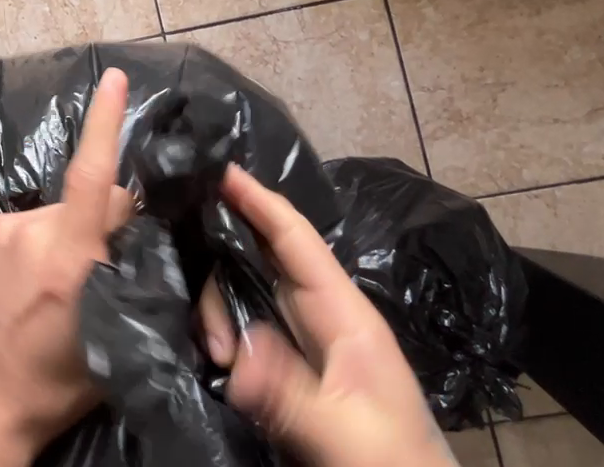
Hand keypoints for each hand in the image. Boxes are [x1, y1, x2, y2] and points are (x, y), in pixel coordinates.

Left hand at [0, 68, 134, 466]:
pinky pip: (26, 219)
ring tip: (56, 282)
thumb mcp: (117, 335)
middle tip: (99, 265)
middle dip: (105, 217)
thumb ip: (127, 269)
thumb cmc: (60, 380)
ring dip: (67, 231)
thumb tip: (130, 217)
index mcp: (70, 261)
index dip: (105, 125)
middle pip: (89, 196)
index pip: (93, 178)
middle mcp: (30, 232)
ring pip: (57, 209)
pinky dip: (37, 237)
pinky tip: (27, 276)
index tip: (115, 79)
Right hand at [201, 165, 455, 466]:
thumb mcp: (343, 435)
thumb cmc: (391, 465)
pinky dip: (219, 335)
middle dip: (220, 277)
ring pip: (238, 292)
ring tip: (221, 364)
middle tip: (212, 338)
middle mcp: (318, 311)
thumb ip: (287, 393)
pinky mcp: (282, 359)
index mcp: (343, 312)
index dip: (258, 198)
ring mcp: (299, 334)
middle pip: (254, 259)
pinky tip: (218, 363)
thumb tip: (230, 354)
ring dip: (218, 319)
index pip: (296, 237)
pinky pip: (237, 323)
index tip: (217, 167)